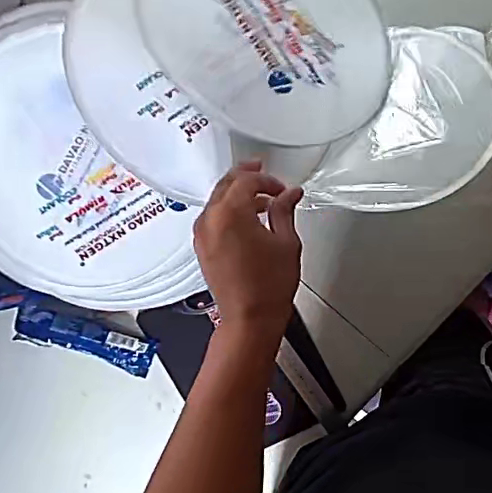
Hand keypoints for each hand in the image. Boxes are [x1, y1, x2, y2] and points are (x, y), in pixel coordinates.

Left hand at [193, 162, 301, 338]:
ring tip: (261, 202)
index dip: (267, 180)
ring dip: (238, 195)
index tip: (282, 189)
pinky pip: (213, 218)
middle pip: (226, 185)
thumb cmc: (268, 286)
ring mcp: (203, 234)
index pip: (246, 181)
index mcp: (231, 214)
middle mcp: (210, 220)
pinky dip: (229, 211)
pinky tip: (248, 220)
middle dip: (247, 178)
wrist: (251, 317)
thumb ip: (284, 212)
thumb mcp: (287, 242)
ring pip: (217, 200)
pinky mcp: (202, 247)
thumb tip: (289, 195)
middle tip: (264, 176)